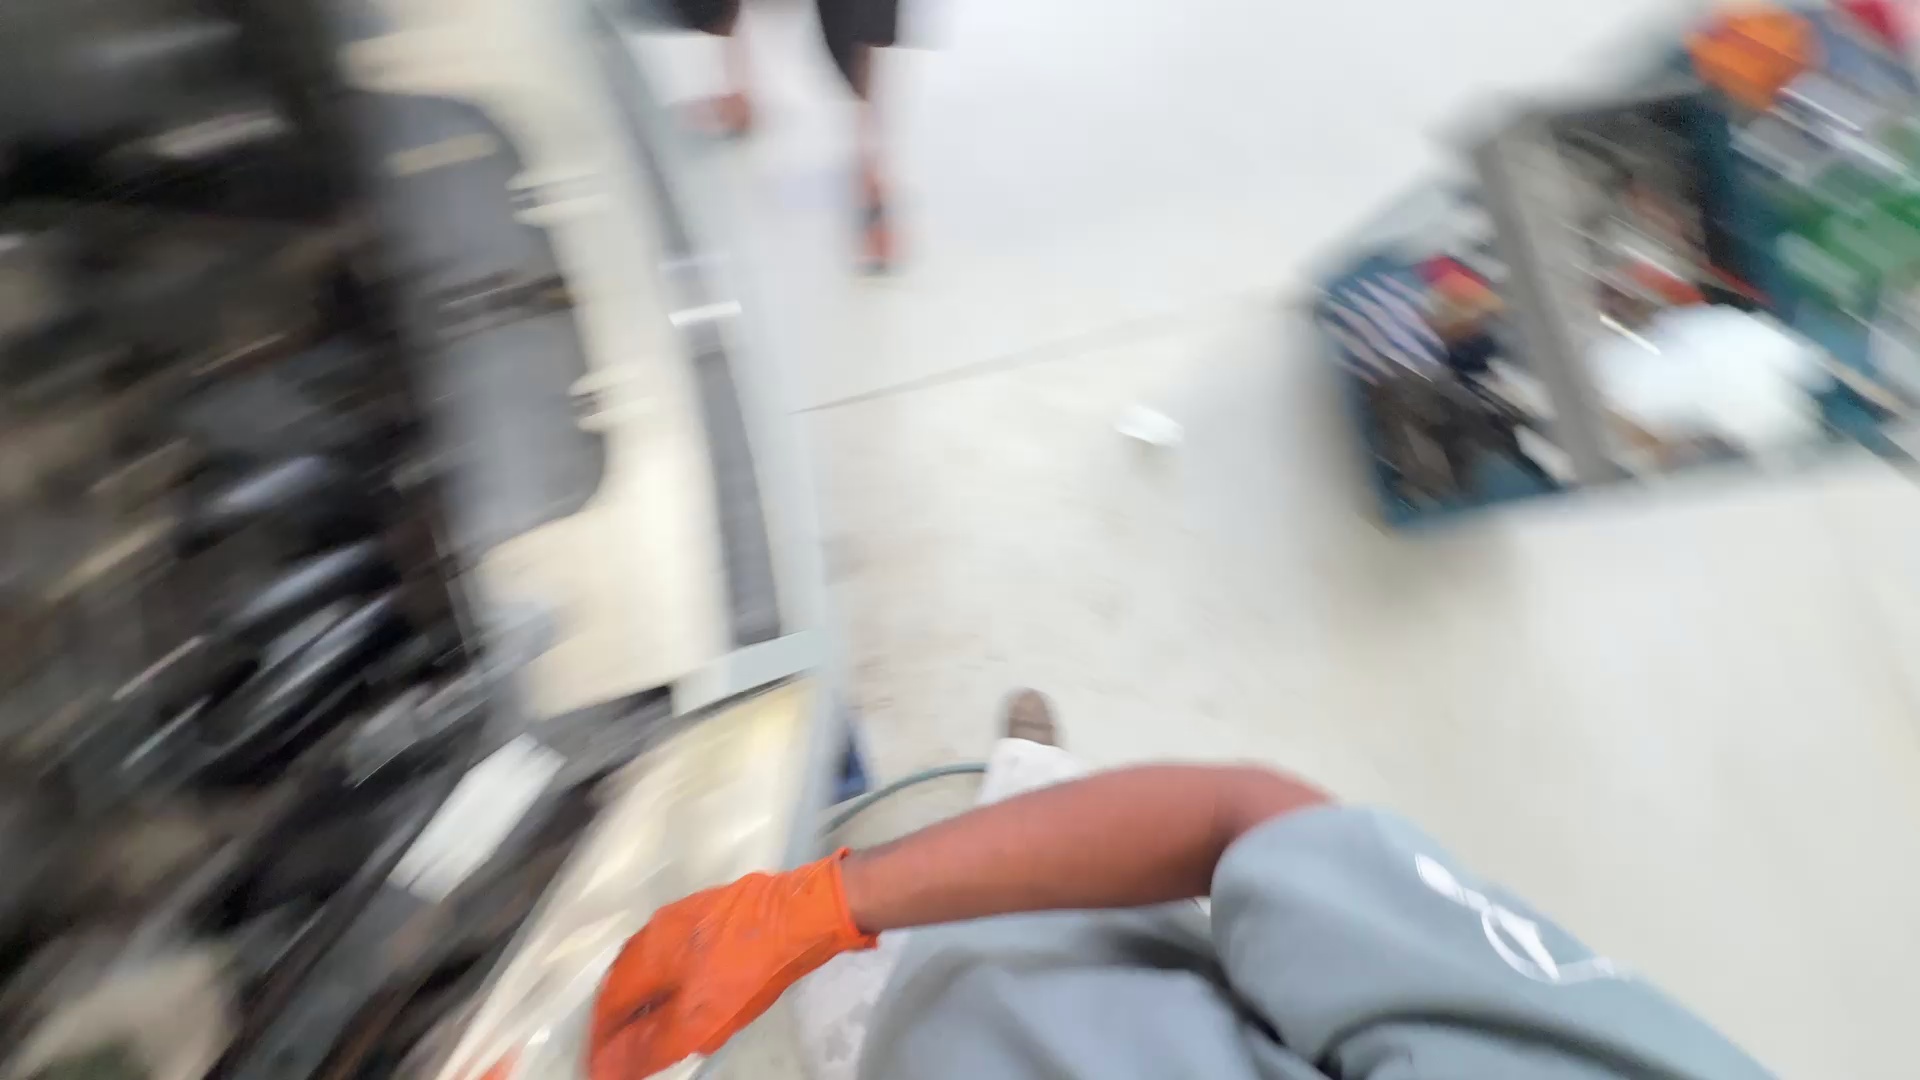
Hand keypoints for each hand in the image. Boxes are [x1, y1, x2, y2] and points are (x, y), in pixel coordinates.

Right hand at [588, 849, 875, 1078]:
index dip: (602, 1041)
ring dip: (648, 994)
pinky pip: (680, 947)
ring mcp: (692, 910)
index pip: (608, 1003)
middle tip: (626, 1050)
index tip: (604, 1068)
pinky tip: (689, 990)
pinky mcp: (719, 907)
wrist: (806, 912)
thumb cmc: (750, 966)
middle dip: (622, 1017)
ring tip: (655, 1026)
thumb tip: (605, 1067)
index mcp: (649, 949)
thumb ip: (648, 1046)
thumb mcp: (697, 1020)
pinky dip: (674, 975)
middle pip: (626, 977)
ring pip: (655, 959)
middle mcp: (661, 924)